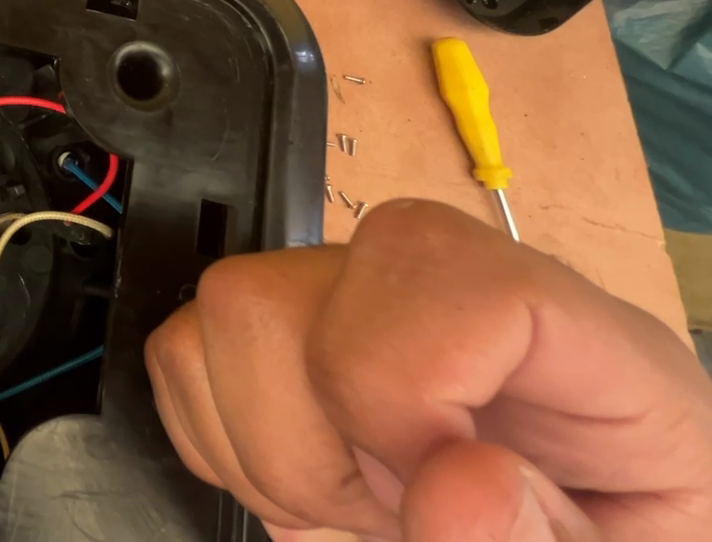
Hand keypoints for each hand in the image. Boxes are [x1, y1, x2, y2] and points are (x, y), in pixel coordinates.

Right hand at [146, 198, 711, 539]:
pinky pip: (174, 358)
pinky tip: (302, 471)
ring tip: (352, 498)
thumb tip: (450, 485)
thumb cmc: (603, 521)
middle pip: (264, 302)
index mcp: (552, 315)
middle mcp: (406, 271)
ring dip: (261, 458)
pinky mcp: (241, 311)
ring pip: (200, 331)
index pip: (424, 263)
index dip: (397, 385)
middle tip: (391, 514)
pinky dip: (220, 445)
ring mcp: (312, 280)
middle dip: (310, 454)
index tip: (430, 488)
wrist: (548, 520)